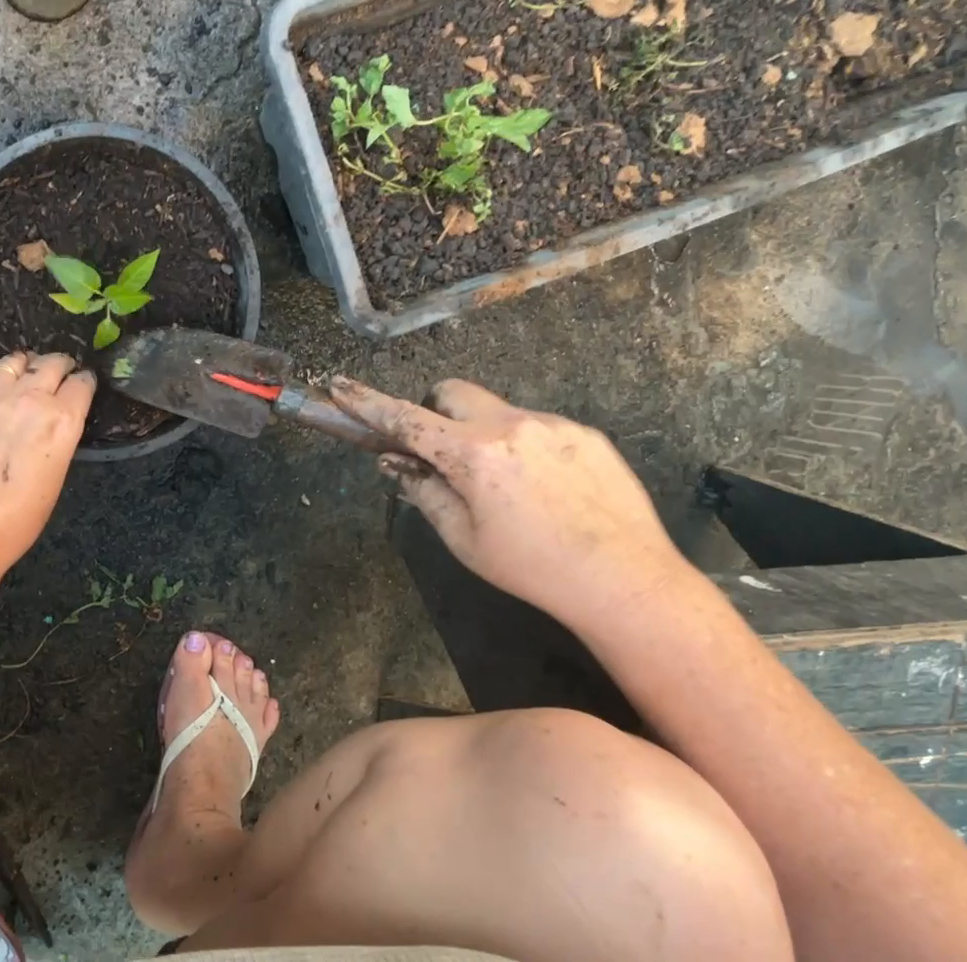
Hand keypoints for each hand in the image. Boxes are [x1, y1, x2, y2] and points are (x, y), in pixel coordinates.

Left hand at [0, 352, 94, 570]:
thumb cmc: (20, 516)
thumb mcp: (56, 475)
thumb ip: (57, 440)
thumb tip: (49, 427)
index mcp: (62, 419)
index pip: (81, 384)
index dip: (83, 381)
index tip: (81, 383)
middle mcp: (30, 398)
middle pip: (50, 364)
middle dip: (58, 364)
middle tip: (57, 369)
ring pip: (12, 362)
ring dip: (23, 363)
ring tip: (23, 366)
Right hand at [330, 376, 695, 626]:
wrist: (625, 580)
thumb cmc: (531, 569)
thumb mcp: (463, 539)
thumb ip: (425, 492)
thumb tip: (399, 464)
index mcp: (474, 455)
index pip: (406, 419)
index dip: (368, 403)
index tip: (340, 386)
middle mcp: (512, 425)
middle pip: (453, 392)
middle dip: (436, 413)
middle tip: (443, 456)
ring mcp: (554, 424)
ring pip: (497, 412)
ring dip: (484, 436)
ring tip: (510, 490)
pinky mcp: (587, 433)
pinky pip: (537, 427)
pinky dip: (523, 447)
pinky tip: (546, 492)